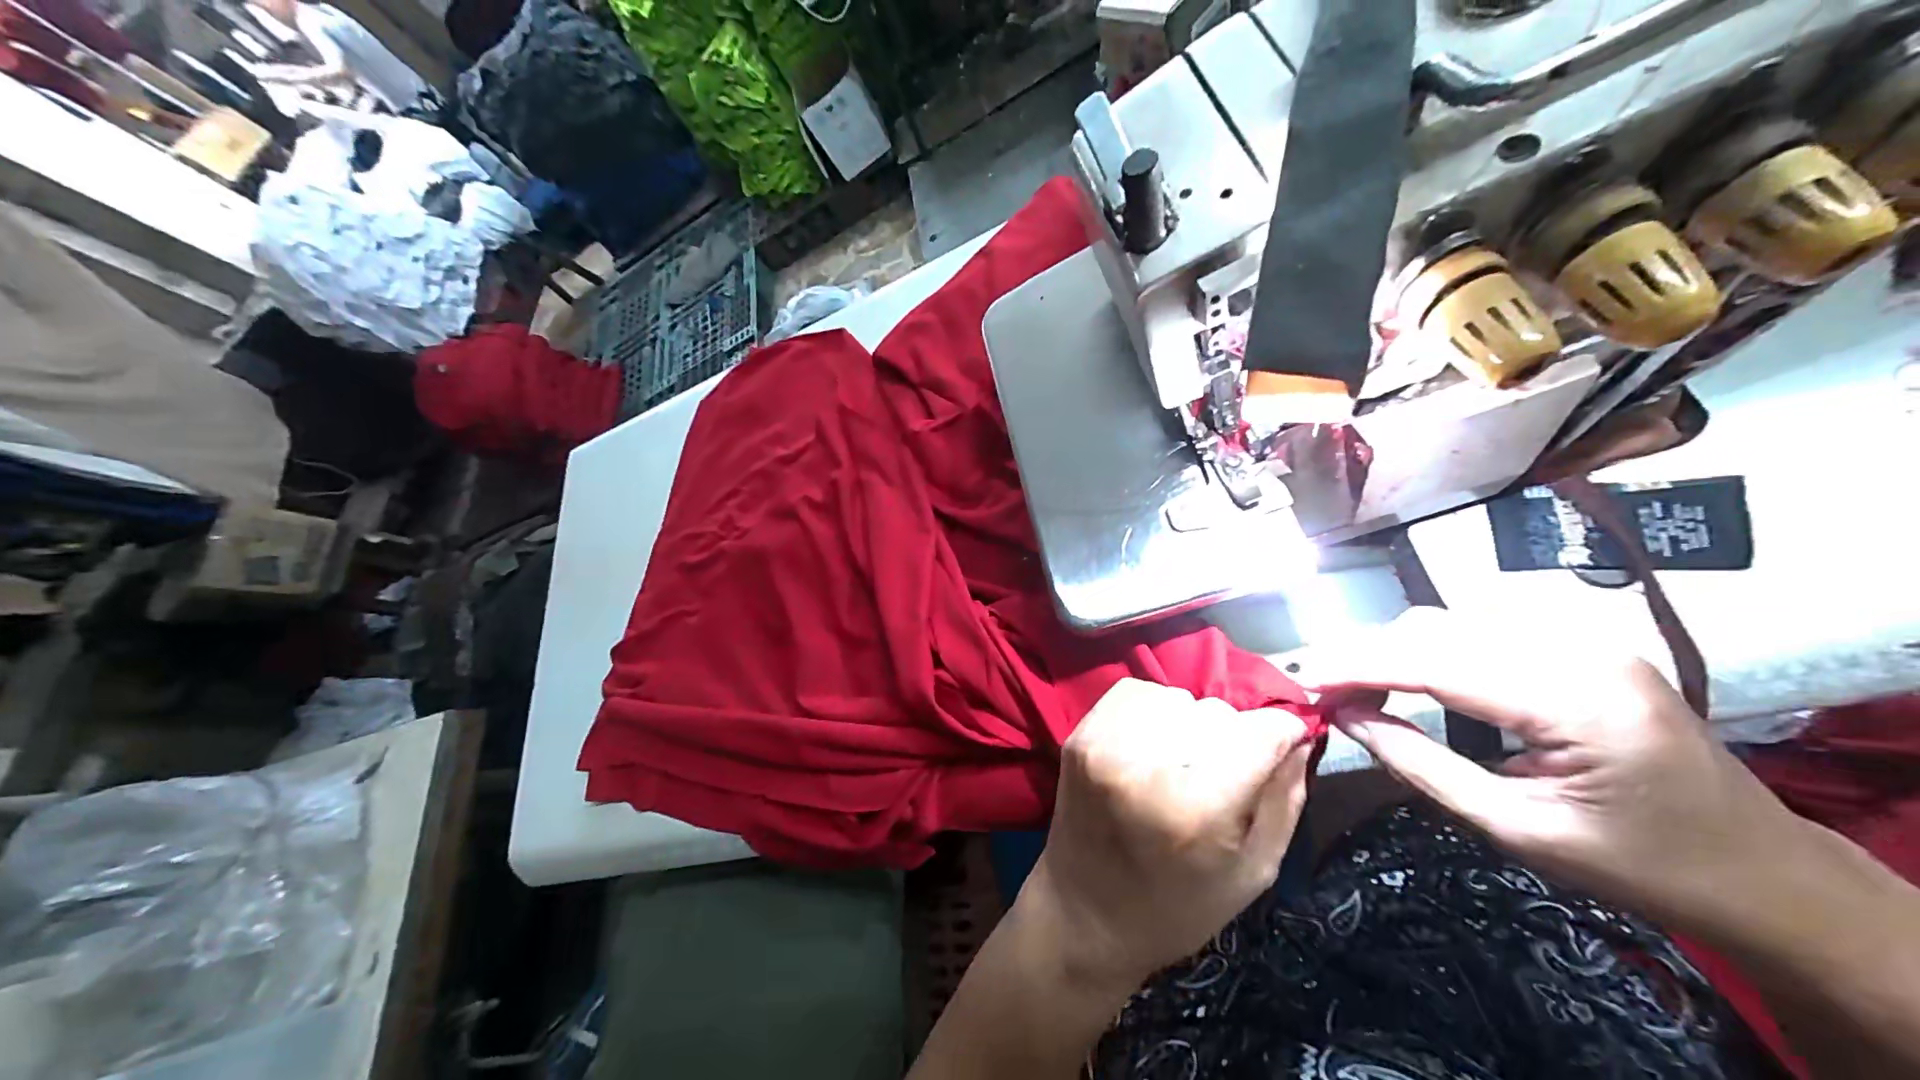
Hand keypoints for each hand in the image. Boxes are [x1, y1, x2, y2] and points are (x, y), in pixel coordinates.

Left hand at [1023, 678, 1312, 987]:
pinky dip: (1154, 712)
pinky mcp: (1082, 731)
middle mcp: (1148, 762)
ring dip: (1193, 724)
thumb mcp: (1254, 871)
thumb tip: (1300, 736)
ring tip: (1182, 765)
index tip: (1280, 752)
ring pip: (1181, 698)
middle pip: (1221, 713)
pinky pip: (1138, 692)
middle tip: (1220, 779)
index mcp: (1198, 804)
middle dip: (1235, 739)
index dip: (1282, 736)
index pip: (1263, 729)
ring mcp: (1106, 742)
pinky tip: (1152, 749)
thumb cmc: (1178, 906)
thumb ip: (1284, 798)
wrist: (1085, 911)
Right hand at [1303, 607, 1802, 929]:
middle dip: (1370, 656)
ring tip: (1362, 689)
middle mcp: (1581, 650)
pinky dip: (1433, 649)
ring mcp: (1587, 640)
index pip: (1435, 660)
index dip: (1358, 666)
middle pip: (1439, 629)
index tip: (1304, 682)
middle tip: (1326, 694)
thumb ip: (1419, 765)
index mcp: (1576, 700)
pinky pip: (1484, 629)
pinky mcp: (1583, 644)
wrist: (1757, 872)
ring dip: (1398, 650)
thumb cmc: (1637, 865)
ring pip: (1455, 620)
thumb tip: (1344, 717)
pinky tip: (1415, 679)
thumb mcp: (1515, 828)